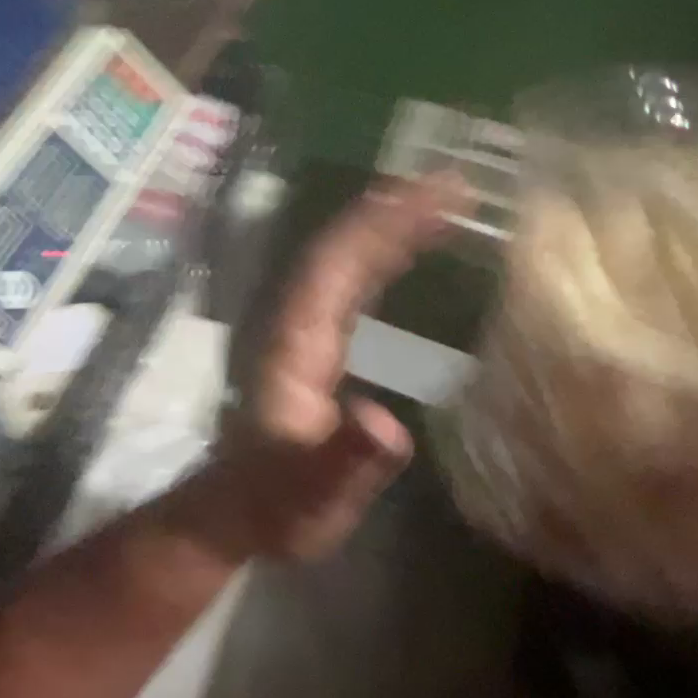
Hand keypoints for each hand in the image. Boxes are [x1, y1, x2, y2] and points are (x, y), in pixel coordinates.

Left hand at [182, 175, 466, 560]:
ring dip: (389, 226)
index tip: (435, 192)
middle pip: (342, 249)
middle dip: (393, 211)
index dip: (382, 223)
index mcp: (294, 341)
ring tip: (445, 201)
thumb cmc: (276, 505)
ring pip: (345, 261)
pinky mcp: (315, 345)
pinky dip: (383, 256)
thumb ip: (344, 462)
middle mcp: (295, 322)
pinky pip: (353, 284)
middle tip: (457, 183)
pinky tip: (412, 251)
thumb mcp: (312, 494)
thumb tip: (383, 425)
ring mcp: (303, 330)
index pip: (336, 264)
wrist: (240, 513)